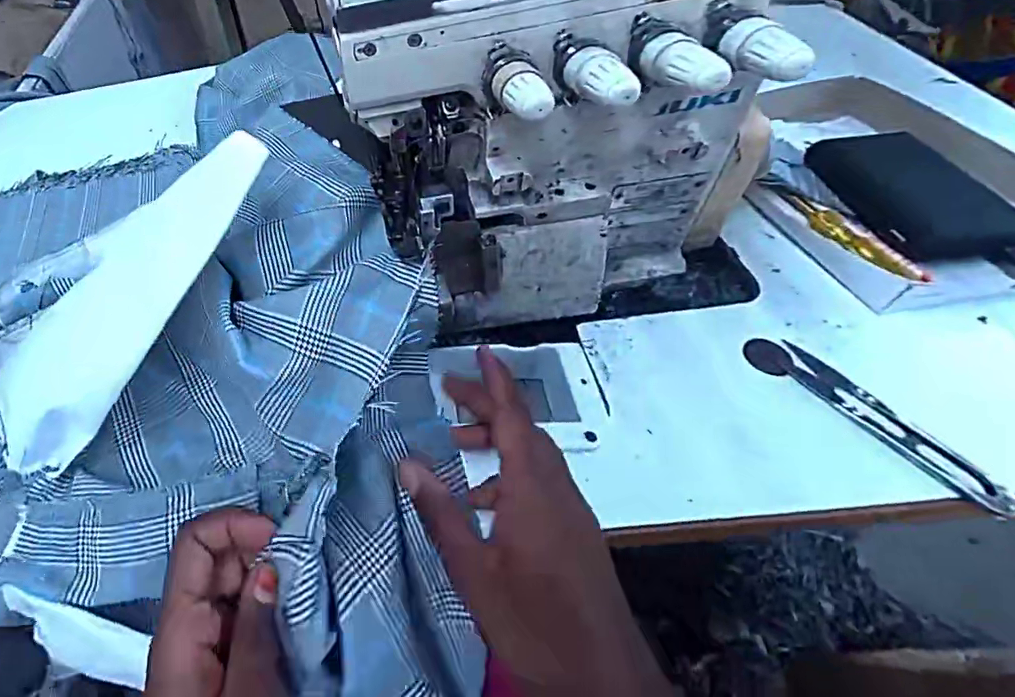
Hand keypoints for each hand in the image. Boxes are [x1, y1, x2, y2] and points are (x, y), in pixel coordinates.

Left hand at [145, 508, 285, 696]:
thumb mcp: (244, 693)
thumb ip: (255, 632)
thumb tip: (268, 570)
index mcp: (178, 623)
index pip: (193, 541)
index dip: (233, 525)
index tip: (277, 534)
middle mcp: (185, 623)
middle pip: (217, 559)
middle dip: (259, 549)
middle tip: (302, 564)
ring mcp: (201, 643)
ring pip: (233, 586)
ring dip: (268, 577)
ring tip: (305, 588)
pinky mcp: (217, 664)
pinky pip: (241, 616)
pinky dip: (269, 607)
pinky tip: (295, 615)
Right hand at [399, 346, 670, 696]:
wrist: (607, 684)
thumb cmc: (535, 624)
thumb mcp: (473, 571)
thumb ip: (441, 512)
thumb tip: (407, 462)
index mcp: (534, 492)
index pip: (516, 420)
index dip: (497, 383)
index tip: (481, 352)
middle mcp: (558, 493)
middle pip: (525, 431)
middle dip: (488, 404)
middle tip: (449, 393)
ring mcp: (572, 515)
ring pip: (534, 456)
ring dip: (498, 438)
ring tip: (458, 442)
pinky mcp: (575, 535)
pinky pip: (541, 482)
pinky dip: (509, 471)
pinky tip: (483, 500)